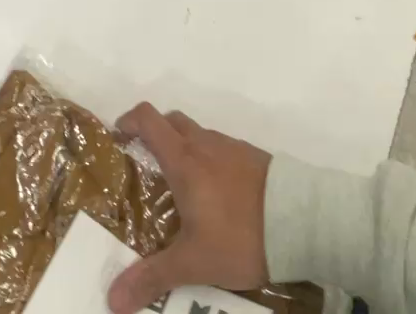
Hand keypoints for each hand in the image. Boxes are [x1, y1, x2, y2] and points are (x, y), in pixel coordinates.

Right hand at [107, 103, 271, 313]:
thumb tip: (112, 300)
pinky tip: (214, 195)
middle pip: (171, 122)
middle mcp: (204, 144)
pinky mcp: (253, 157)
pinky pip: (220, 149)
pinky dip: (208, 161)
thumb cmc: (239, 235)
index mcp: (183, 159)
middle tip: (145, 165)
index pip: (149, 118)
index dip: (129, 120)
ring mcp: (231, 147)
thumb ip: (153, 277)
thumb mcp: (193, 262)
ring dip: (183, 149)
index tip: (118, 138)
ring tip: (180, 187)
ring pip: (198, 135)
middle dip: (154, 134)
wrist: (302, 221)